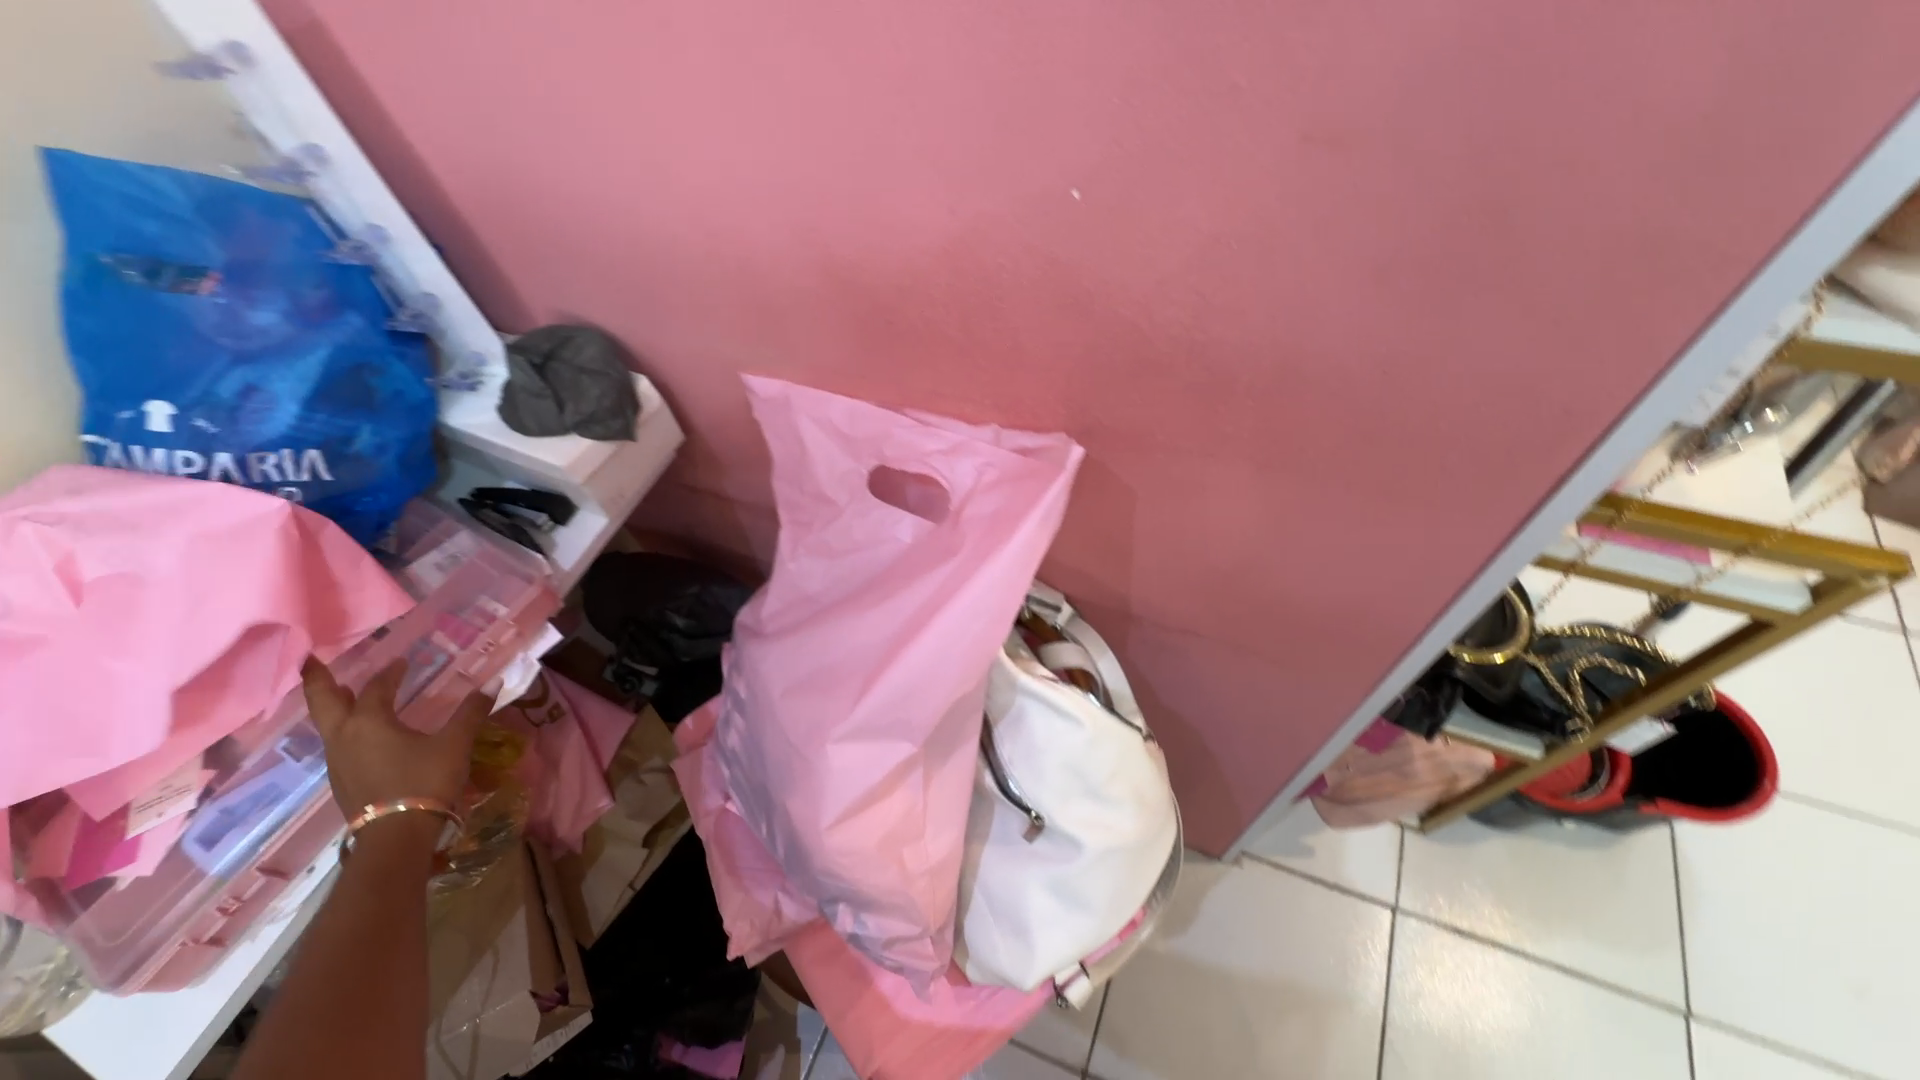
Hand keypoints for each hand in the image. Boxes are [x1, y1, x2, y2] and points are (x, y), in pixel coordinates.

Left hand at [300, 656, 490, 819]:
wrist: (397, 836)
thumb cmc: (424, 781)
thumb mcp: (455, 743)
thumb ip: (471, 712)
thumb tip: (494, 681)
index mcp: (369, 721)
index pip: (377, 688)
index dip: (391, 673)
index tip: (402, 662)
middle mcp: (344, 737)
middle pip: (323, 702)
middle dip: (317, 680)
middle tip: (311, 661)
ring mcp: (338, 762)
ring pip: (326, 725)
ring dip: (332, 706)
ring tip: (342, 694)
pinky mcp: (342, 782)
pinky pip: (336, 744)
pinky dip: (342, 729)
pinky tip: (359, 734)